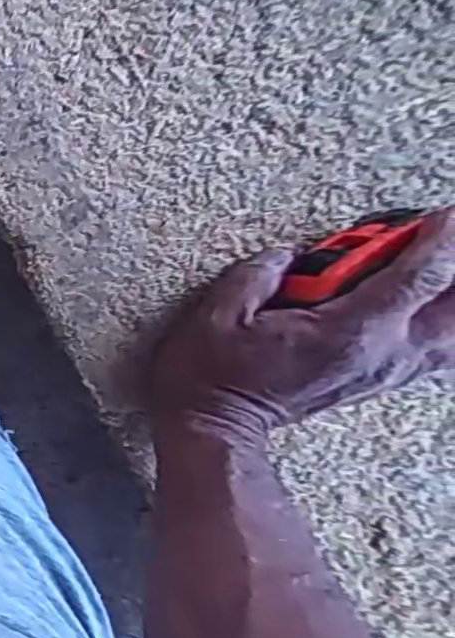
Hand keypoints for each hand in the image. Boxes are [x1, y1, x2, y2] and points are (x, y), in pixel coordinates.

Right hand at [149, 207, 454, 439]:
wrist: (209, 423)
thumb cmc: (206, 375)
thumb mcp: (212, 319)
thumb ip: (253, 278)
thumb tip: (285, 256)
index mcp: (350, 329)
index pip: (426, 271)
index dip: (442, 235)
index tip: (440, 214)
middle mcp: (389, 349)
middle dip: (450, 265)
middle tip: (414, 246)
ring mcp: (394, 367)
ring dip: (447, 297)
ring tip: (420, 278)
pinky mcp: (386, 377)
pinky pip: (448, 345)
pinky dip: (443, 320)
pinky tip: (420, 310)